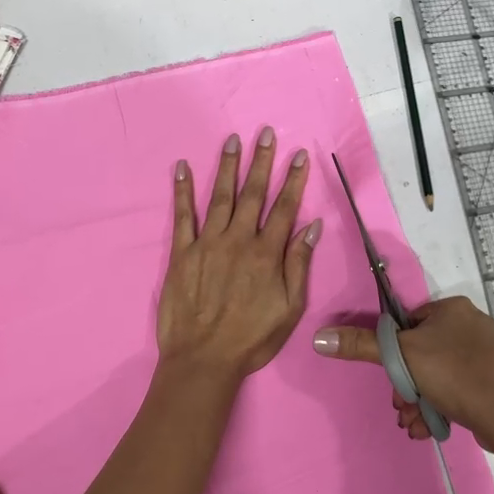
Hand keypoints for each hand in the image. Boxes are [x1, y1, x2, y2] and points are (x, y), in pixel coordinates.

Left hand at [158, 127, 320, 382]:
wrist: (203, 360)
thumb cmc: (251, 338)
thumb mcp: (290, 308)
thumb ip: (299, 264)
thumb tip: (312, 226)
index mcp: (266, 253)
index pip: (284, 207)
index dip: (293, 179)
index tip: (299, 155)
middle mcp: (238, 240)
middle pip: (253, 193)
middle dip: (261, 161)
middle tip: (266, 133)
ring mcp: (208, 243)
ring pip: (220, 196)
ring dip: (228, 166)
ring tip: (232, 139)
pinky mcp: (182, 253)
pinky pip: (182, 215)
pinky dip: (182, 190)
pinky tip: (182, 168)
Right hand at [312, 296, 493, 447]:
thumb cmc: (454, 375)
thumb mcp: (402, 357)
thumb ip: (361, 345)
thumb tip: (318, 337)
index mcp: (451, 307)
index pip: (409, 324)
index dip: (394, 354)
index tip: (390, 380)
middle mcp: (471, 324)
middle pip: (422, 353)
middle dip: (406, 385)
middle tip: (401, 407)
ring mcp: (486, 353)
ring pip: (439, 375)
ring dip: (419, 401)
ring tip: (413, 424)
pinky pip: (458, 389)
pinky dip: (441, 407)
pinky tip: (430, 428)